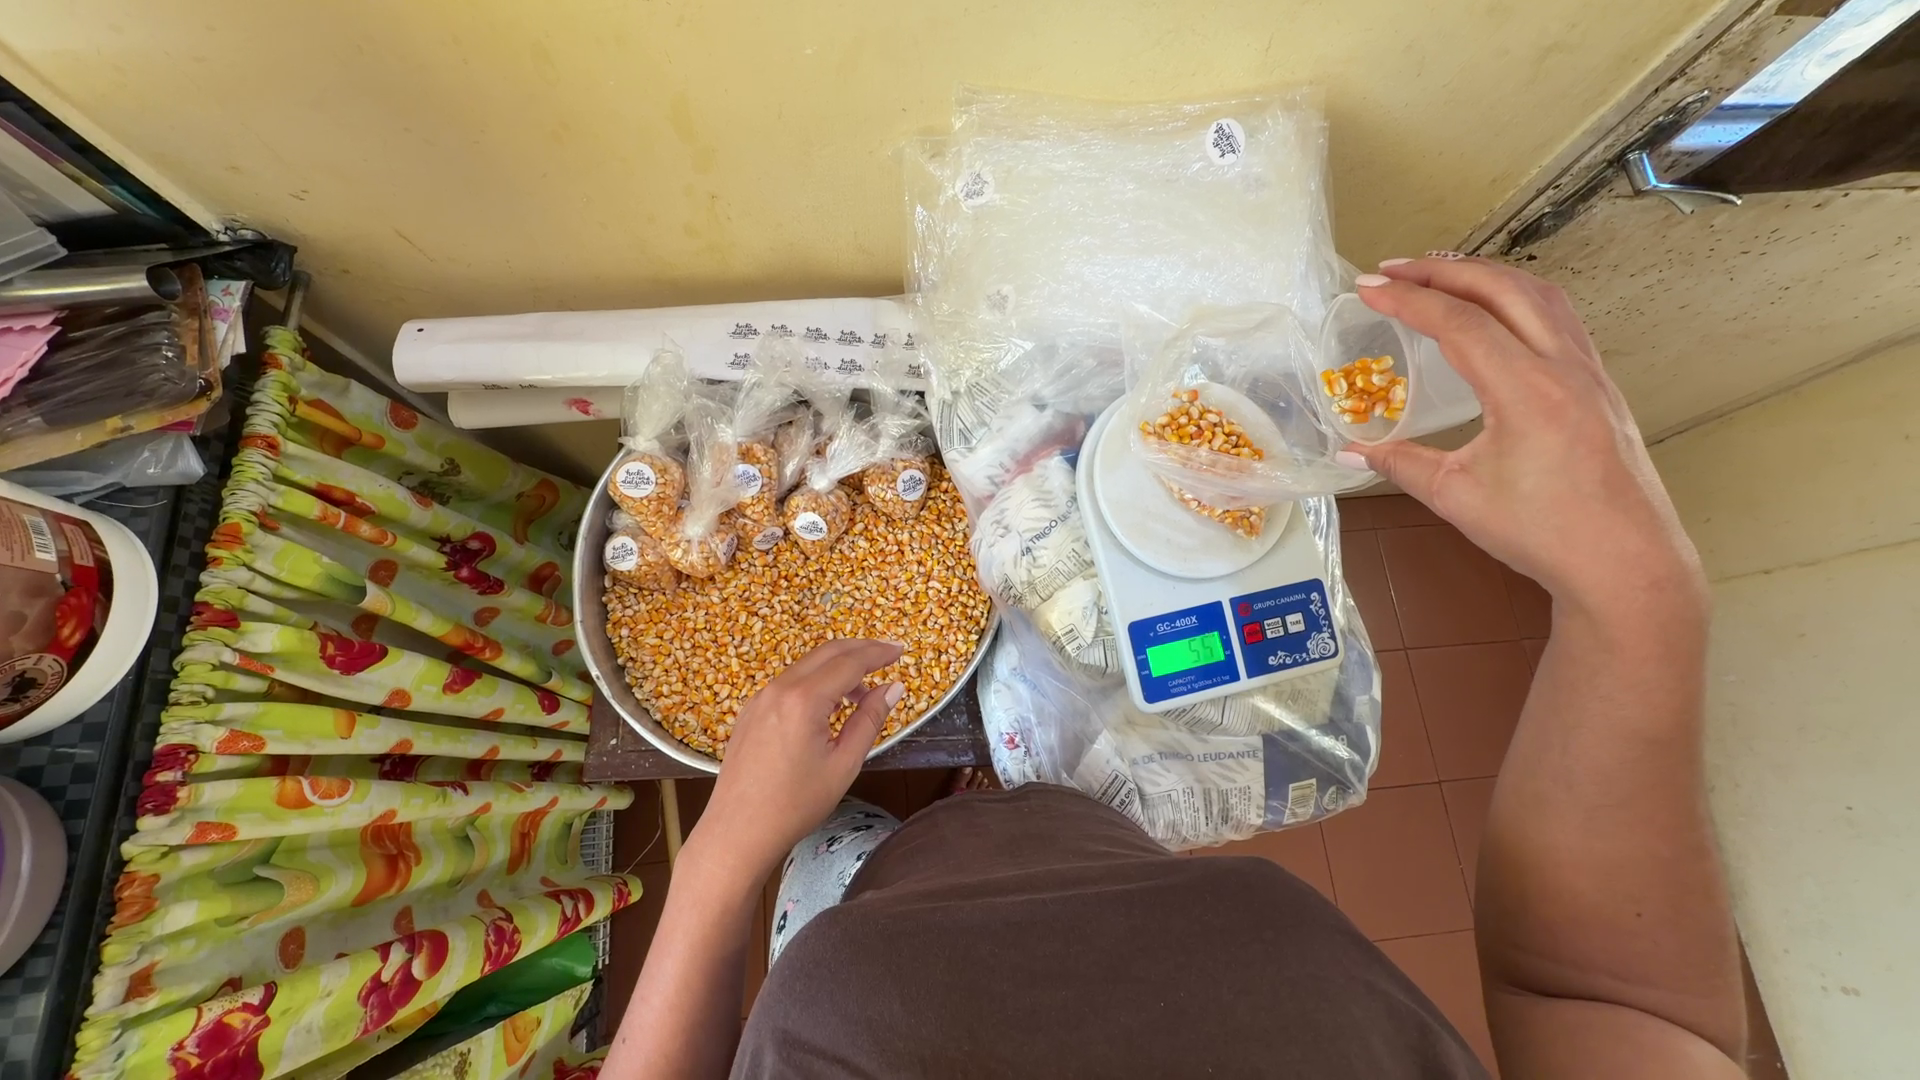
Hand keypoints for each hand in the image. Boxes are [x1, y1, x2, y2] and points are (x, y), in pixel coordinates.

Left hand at [696, 639, 905, 874]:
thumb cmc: (796, 805)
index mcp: (804, 700)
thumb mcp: (844, 764)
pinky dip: (815, 681)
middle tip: (888, 655)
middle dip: (860, 649)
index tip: (901, 650)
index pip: (850, 662)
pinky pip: (790, 682)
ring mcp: (760, 697)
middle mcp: (779, 688)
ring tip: (862, 692)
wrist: (737, 833)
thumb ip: (870, 719)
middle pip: (827, 653)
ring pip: (807, 665)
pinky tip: (828, 705)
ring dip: (838, 667)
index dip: (878, 653)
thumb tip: (893, 687)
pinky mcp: (751, 710)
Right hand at [1343, 258, 1704, 621]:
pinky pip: (1557, 318)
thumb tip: (1347, 451)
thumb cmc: (1540, 532)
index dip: (1409, 300)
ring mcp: (1589, 371)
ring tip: (1438, 274)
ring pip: (1539, 295)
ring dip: (1484, 275)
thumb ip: (1398, 464)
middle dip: (1444, 270)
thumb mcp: (1455, 496)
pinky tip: (1491, 310)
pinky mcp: (1597, 383)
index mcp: (1527, 391)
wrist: (1625, 562)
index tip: (1368, 288)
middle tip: (1394, 269)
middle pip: (1503, 289)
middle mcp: (1564, 366)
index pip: (1460, 323)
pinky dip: (1515, 297)